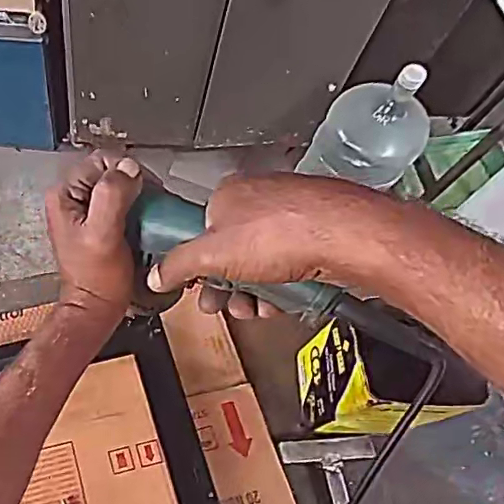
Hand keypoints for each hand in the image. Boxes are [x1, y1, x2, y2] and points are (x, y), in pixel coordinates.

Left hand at [47, 151, 140, 319]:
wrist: (97, 308)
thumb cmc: (96, 280)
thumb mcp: (103, 234)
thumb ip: (113, 196)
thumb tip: (128, 168)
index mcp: (65, 195)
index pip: (101, 160)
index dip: (127, 171)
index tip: (144, 189)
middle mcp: (73, 199)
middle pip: (112, 172)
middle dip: (136, 184)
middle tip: (150, 204)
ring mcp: (88, 212)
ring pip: (121, 188)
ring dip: (140, 197)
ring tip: (150, 215)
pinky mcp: (102, 224)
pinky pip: (125, 205)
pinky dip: (139, 210)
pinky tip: (146, 223)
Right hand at [147, 173, 399, 318]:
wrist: (346, 238)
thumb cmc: (288, 232)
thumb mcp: (213, 255)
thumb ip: (178, 265)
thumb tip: (157, 274)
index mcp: (228, 195)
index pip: (197, 231)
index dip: (195, 264)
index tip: (196, 285)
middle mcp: (258, 201)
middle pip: (228, 253)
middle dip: (225, 287)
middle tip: (224, 304)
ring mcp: (287, 220)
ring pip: (257, 265)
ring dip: (251, 294)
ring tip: (255, 308)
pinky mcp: (311, 239)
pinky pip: (285, 269)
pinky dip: (279, 289)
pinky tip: (280, 302)